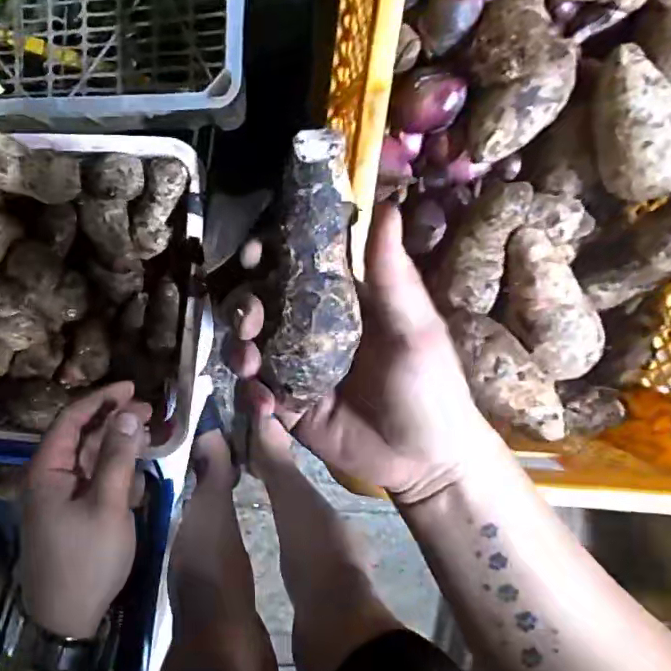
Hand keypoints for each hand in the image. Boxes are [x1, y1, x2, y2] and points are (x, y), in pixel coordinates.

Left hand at [18, 382, 150, 638]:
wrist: (64, 619)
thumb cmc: (86, 559)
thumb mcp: (107, 505)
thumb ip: (117, 457)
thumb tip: (128, 415)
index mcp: (46, 470)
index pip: (71, 419)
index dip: (101, 400)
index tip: (132, 387)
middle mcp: (47, 478)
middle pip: (80, 437)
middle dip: (114, 422)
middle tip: (150, 412)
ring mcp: (58, 498)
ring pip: (88, 459)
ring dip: (117, 448)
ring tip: (149, 438)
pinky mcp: (69, 515)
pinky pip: (91, 482)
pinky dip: (113, 473)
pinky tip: (135, 474)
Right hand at [225, 202, 507, 503]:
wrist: (427, 462)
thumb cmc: (431, 387)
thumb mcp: (416, 328)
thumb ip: (393, 275)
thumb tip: (389, 208)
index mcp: (339, 303)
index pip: (294, 267)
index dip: (268, 256)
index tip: (255, 254)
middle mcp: (310, 330)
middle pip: (259, 305)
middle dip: (243, 307)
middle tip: (249, 320)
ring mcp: (294, 368)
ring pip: (248, 346)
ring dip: (239, 349)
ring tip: (251, 364)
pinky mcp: (287, 406)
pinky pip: (254, 393)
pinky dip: (251, 394)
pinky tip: (267, 403)